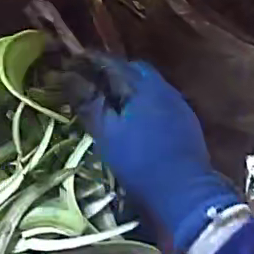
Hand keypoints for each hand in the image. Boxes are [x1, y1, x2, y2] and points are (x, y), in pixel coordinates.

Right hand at [79, 59, 238, 252]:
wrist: (185, 192)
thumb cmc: (139, 161)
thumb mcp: (105, 132)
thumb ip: (87, 101)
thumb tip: (67, 76)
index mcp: (141, 85)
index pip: (110, 63)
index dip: (89, 61)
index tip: (71, 63)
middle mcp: (162, 87)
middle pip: (133, 68)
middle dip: (111, 69)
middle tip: (92, 79)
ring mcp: (177, 103)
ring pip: (148, 83)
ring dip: (129, 84)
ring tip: (110, 98)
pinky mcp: (186, 121)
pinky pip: (160, 98)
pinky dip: (142, 99)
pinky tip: (135, 116)